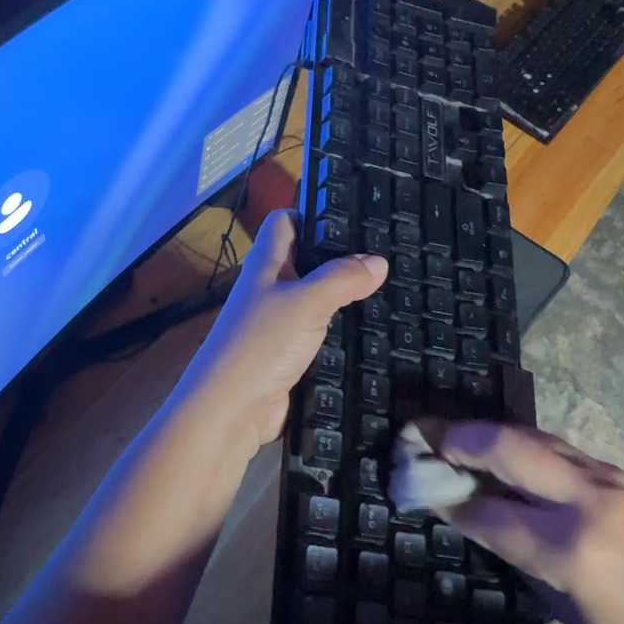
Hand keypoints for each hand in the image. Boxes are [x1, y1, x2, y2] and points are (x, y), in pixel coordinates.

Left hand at [172, 209, 385, 463]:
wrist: (231, 410)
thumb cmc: (262, 343)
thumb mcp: (307, 301)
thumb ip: (342, 278)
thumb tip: (377, 261)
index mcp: (266, 264)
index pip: (285, 222)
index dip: (312, 213)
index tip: (352, 216)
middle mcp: (270, 290)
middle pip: (306, 262)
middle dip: (341, 259)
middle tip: (387, 256)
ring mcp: (278, 326)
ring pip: (317, 302)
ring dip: (346, 300)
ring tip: (392, 294)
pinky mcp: (289, 358)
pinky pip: (320, 338)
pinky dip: (343, 336)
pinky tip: (374, 337)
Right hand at [432, 423, 623, 623]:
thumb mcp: (572, 615)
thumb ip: (521, 561)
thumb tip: (478, 523)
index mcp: (572, 549)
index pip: (490, 511)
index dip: (448, 500)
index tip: (415, 487)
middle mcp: (586, 498)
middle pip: (506, 447)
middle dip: (455, 438)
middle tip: (418, 435)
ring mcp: (606, 477)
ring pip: (531, 436)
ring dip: (486, 432)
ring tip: (450, 435)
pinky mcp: (619, 473)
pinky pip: (556, 446)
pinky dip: (519, 443)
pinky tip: (502, 450)